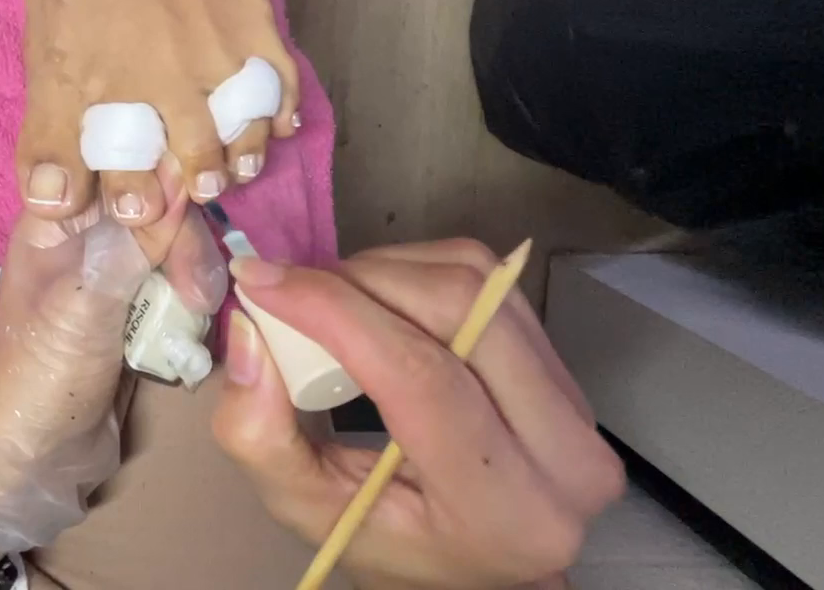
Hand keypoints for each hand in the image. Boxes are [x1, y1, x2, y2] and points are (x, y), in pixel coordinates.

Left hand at [0, 163, 226, 552]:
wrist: (32, 452)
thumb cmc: (40, 370)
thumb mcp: (84, 300)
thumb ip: (133, 240)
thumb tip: (174, 172)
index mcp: (56, 216)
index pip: (117, 167)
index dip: (161, 173)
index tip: (202, 200)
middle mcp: (84, 232)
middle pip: (153, 204)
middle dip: (184, 241)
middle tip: (198, 294)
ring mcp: (110, 267)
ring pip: (171, 242)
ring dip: (193, 272)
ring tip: (197, 313)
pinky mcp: (133, 301)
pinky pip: (175, 279)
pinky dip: (191, 296)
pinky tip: (197, 321)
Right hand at [211, 239, 626, 588]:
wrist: (463, 556)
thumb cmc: (375, 534)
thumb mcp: (297, 504)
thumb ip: (255, 430)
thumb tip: (247, 329)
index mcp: (503, 509)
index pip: (419, 375)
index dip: (331, 310)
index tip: (254, 279)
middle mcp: (566, 455)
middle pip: (457, 307)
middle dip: (350, 280)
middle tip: (288, 292)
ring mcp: (576, 401)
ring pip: (470, 278)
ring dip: (375, 269)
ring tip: (327, 302)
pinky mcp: (558, 359)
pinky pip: (479, 273)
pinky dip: (404, 267)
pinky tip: (371, 301)